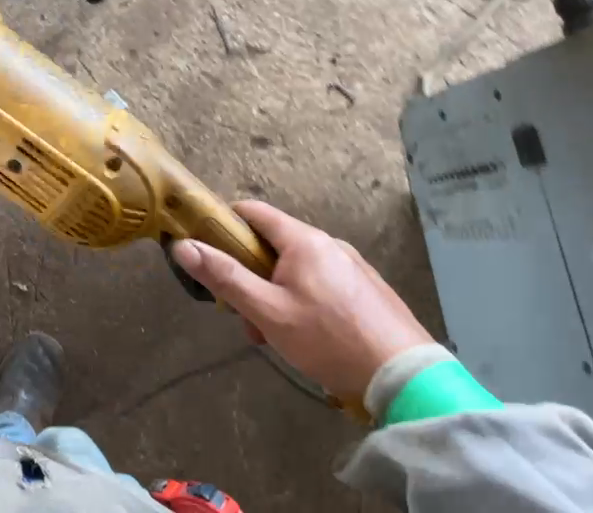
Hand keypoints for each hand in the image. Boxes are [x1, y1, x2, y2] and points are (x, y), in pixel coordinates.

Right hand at [171, 200, 434, 404]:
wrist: (410, 382)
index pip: (252, 211)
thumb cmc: (330, 339)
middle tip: (242, 310)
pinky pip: (323, 285)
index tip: (206, 249)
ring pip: (297, 269)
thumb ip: (224, 276)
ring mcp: (356, 268)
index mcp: (305, 240)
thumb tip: (182, 246)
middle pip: (273, 244)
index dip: (223, 223)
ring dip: (274, 292)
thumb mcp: (267, 311)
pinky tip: (307, 337)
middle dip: (249, 273)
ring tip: (274, 334)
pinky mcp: (372, 293)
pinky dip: (303, 301)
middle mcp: (331, 245)